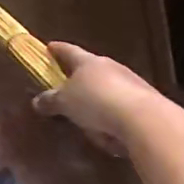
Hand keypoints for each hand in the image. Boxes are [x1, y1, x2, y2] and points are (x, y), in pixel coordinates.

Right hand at [32, 41, 159, 154]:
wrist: (144, 120)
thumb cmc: (96, 102)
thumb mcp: (65, 103)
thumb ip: (51, 101)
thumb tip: (37, 101)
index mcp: (88, 62)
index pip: (68, 51)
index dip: (57, 49)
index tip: (49, 47)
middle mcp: (111, 67)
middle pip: (91, 69)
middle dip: (79, 80)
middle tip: (67, 92)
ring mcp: (131, 84)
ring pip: (108, 90)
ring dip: (99, 103)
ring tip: (90, 123)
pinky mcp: (147, 103)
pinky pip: (122, 109)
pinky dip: (114, 119)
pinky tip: (111, 136)